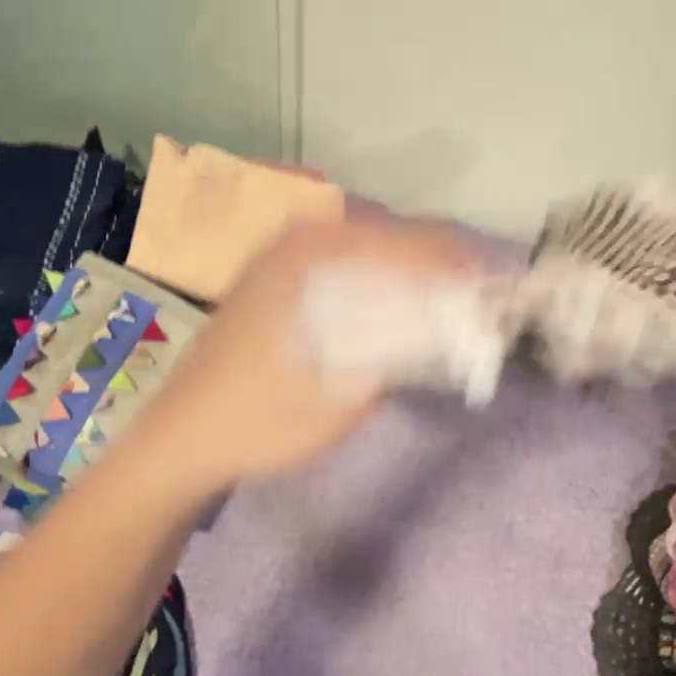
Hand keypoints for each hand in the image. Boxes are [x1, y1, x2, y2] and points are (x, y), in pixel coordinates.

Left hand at [115, 217, 480, 493]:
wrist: (181, 438)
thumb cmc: (257, 424)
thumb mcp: (341, 401)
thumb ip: (398, 358)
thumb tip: (450, 332)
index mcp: (312, 258)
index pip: (408, 246)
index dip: (458, 270)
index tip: (493, 296)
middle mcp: (295, 241)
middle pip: (390, 237)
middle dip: (437, 267)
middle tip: (472, 304)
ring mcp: (279, 257)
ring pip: (366, 247)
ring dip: (407, 273)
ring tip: (440, 308)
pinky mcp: (272, 279)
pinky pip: (340, 263)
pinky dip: (375, 281)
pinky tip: (388, 312)